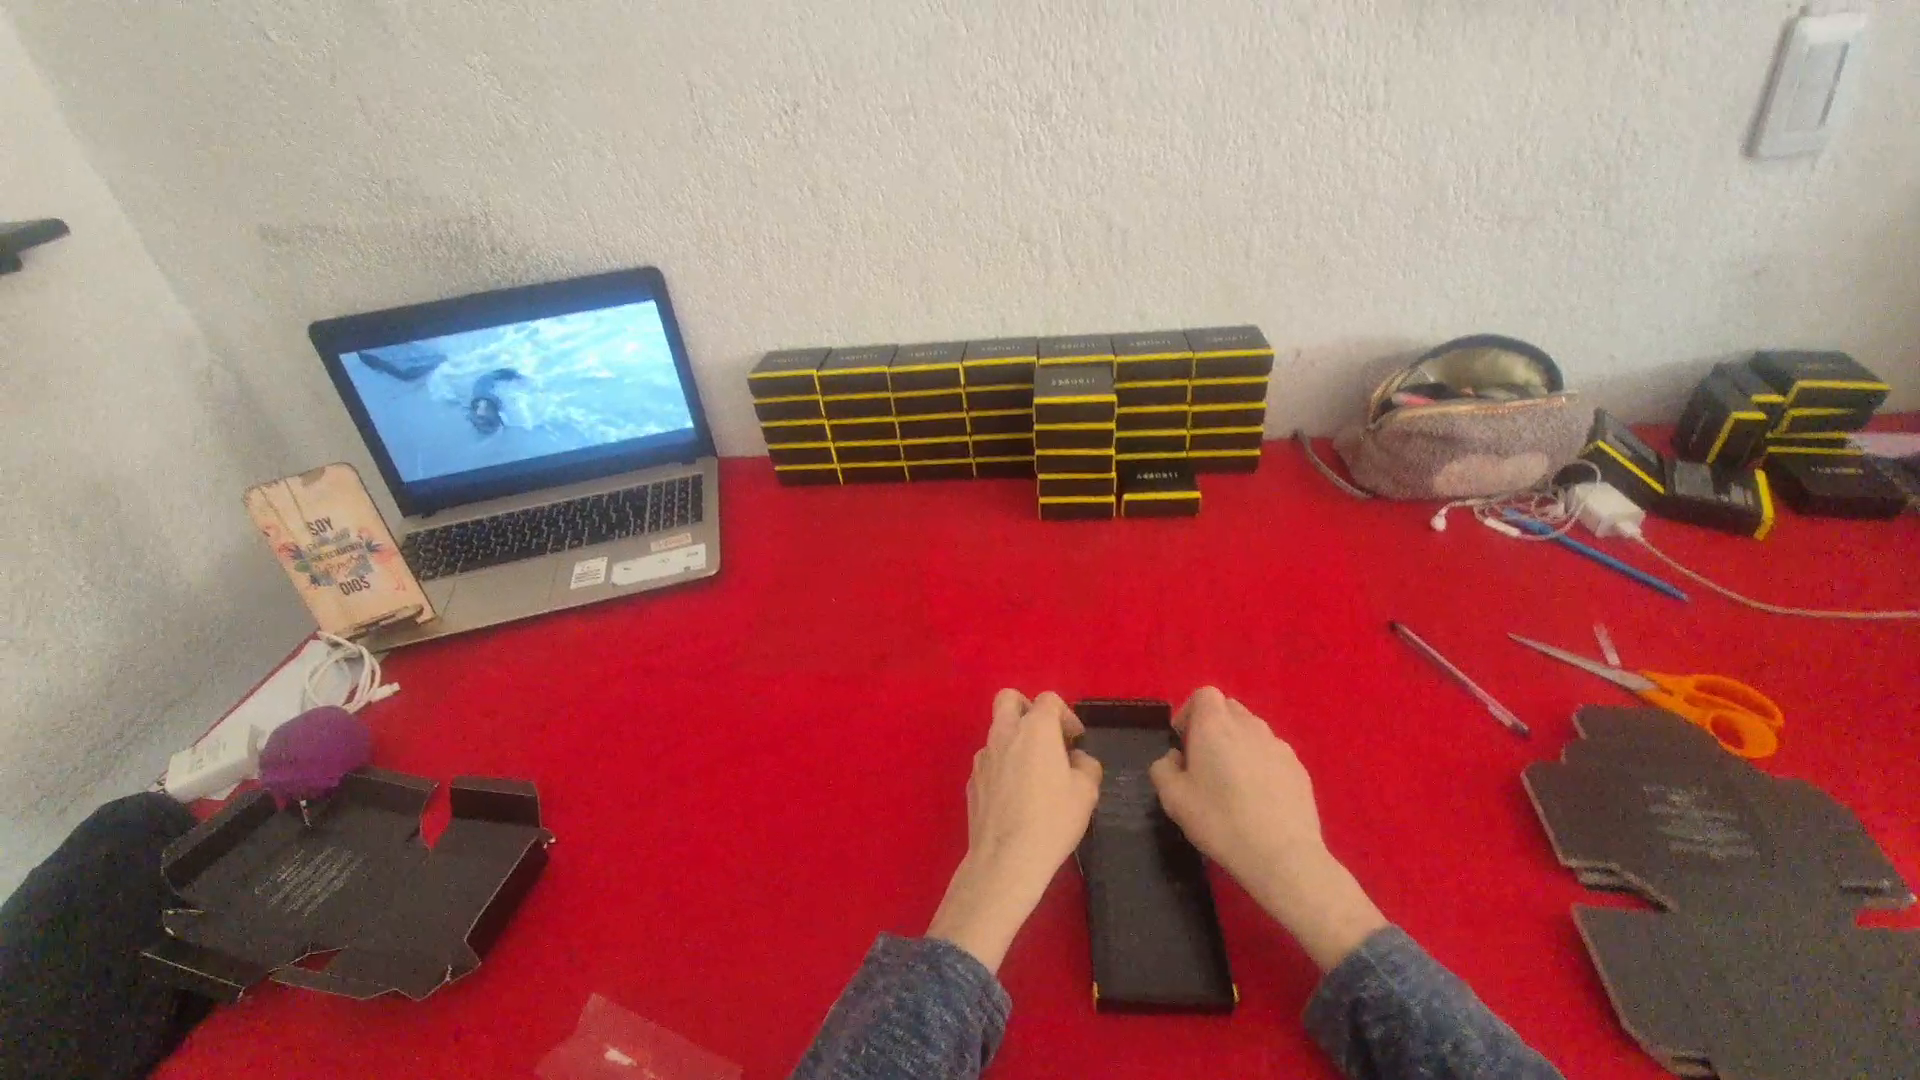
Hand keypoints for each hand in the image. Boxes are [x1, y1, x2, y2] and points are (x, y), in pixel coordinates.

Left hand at [927, 690, 1102, 971]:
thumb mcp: (1086, 792)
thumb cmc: (1052, 820)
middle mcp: (1004, 733)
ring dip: (1015, 741)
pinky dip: (1003, 767)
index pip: (1048, 700)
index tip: (1075, 741)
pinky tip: (1015, 796)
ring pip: (997, 732)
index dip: (1066, 715)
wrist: (1006, 858)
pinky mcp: (972, 780)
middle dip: (1028, 709)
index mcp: (1035, 729)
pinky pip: (990, 761)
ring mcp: (983, 757)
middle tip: (1045, 737)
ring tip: (1033, 774)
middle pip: (1009, 699)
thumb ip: (1086, 766)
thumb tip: (1076, 760)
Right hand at [1149, 687, 1386, 971]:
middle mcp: (1250, 726)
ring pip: (1252, 731)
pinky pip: (1272, 754)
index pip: (1204, 694)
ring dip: (1238, 745)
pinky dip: (1261, 765)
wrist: (1282, 856)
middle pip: (1229, 709)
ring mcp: (1279, 746)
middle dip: (1213, 726)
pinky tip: (1258, 799)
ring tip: (1232, 783)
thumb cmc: (1220, 821)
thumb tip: (1175, 758)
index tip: (1183, 742)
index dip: (1190, 713)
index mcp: (1215, 725)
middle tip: (1203, 762)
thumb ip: (1163, 768)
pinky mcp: (1299, 769)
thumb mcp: (1173, 798)